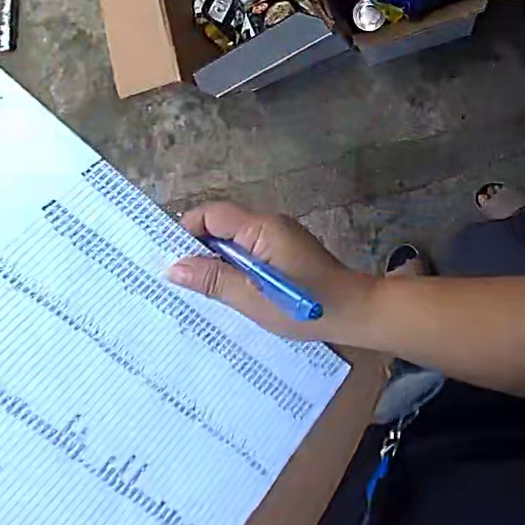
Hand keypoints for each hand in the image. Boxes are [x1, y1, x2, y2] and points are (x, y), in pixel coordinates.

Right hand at [168, 202, 376, 342]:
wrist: (354, 310)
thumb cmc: (305, 306)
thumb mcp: (253, 298)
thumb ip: (214, 280)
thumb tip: (173, 266)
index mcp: (262, 228)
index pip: (212, 214)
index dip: (187, 231)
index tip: (170, 259)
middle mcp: (270, 224)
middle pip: (222, 224)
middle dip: (199, 248)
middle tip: (178, 280)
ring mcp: (279, 235)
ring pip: (234, 239)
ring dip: (216, 259)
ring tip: (198, 288)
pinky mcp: (285, 249)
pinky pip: (250, 249)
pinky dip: (235, 264)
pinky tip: (228, 289)